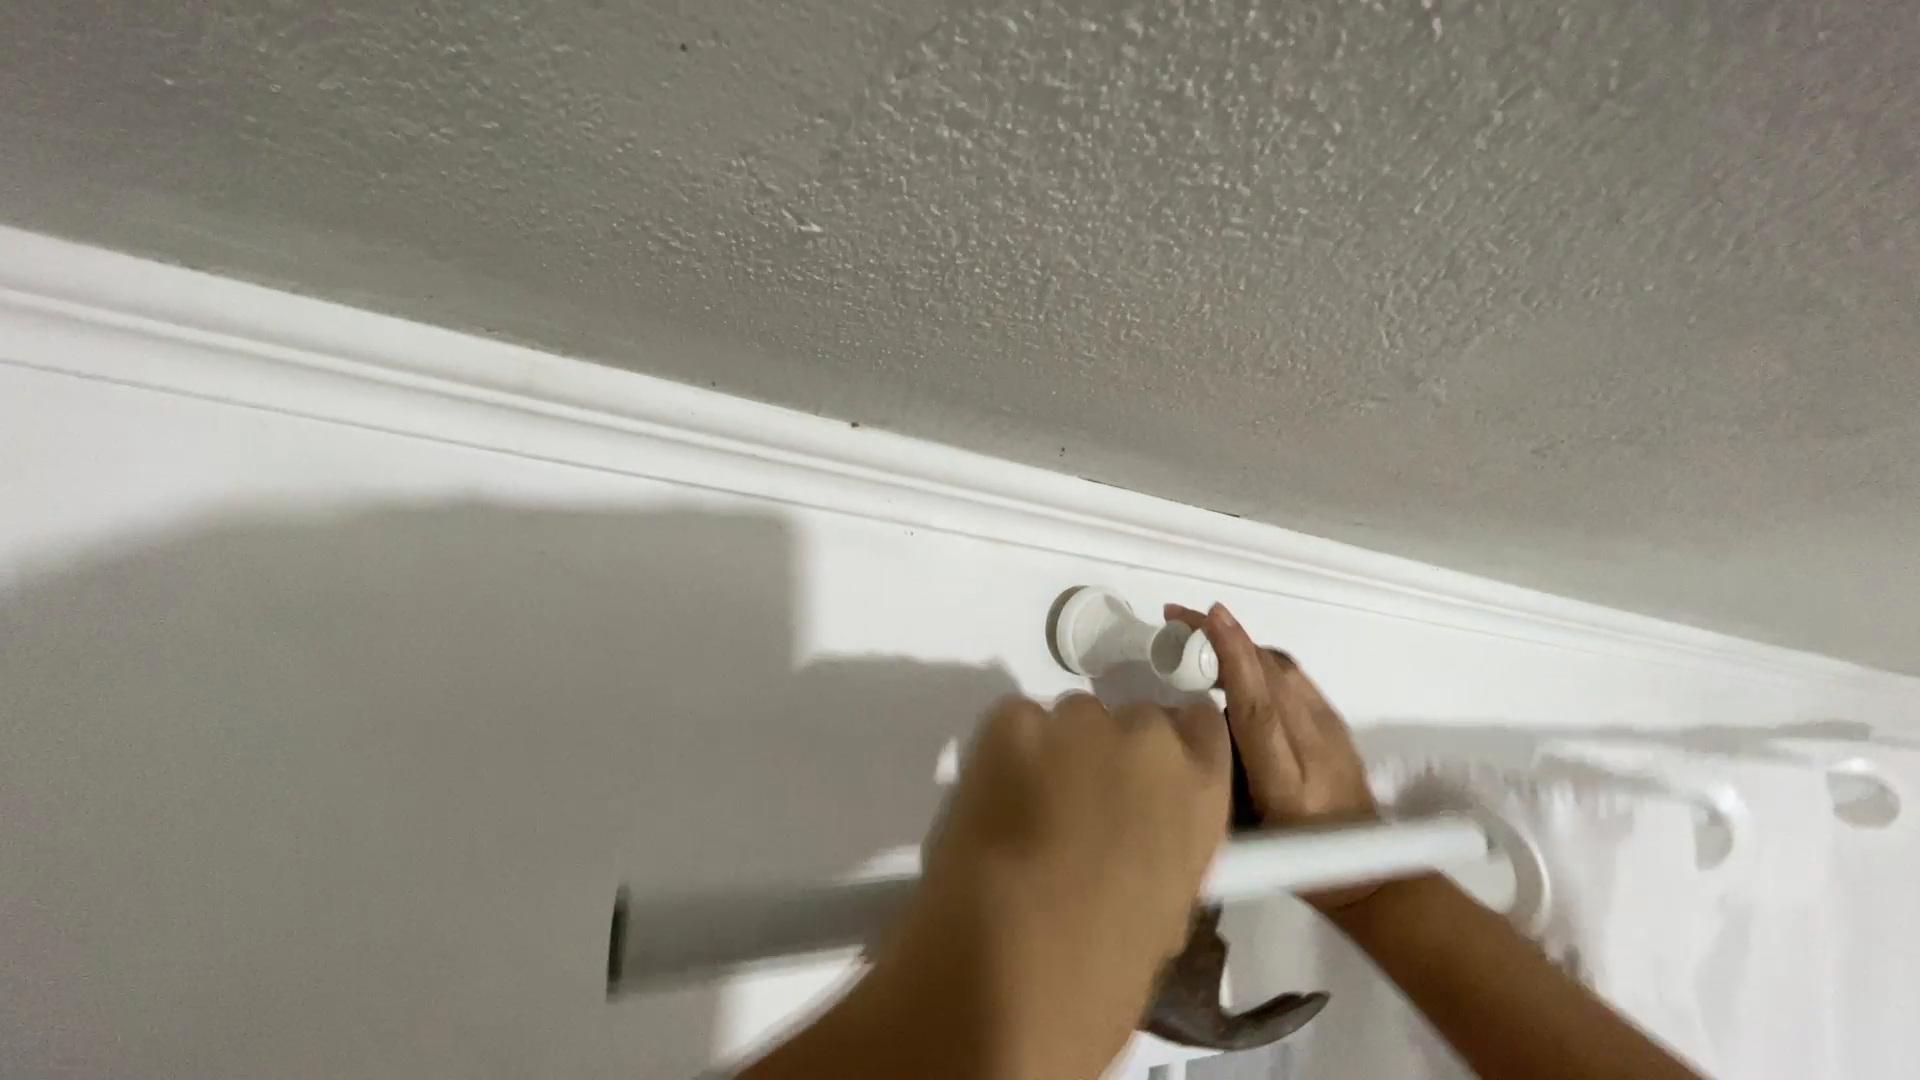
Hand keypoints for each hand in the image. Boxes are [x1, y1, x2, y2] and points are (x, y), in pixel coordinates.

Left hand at [865, 694, 1231, 1079]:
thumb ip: (1162, 842)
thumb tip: (1134, 833)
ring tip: (1025, 812)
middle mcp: (1147, 739)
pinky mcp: (1011, 722)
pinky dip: (1004, 752)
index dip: (1165, 747)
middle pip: (1127, 719)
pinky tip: (993, 803)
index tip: (1138, 774)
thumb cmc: (1101, 967)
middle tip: (1075, 805)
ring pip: (1067, 719)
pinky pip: (1013, 722)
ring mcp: (1077, 724)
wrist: (1010, 967)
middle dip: (1104, 753)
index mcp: (1200, 789)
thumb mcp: (1167, 905)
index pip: (1197, 724)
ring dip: (1053, 752)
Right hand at [1165, 602, 1379, 911]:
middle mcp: (1313, 745)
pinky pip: (1291, 676)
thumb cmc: (1292, 860)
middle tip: (1176, 618)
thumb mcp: (1243, 831)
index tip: (1210, 618)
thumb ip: (1221, 772)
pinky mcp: (1336, 723)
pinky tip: (1233, 662)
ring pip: (1282, 667)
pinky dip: (1257, 658)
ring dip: (1239, 642)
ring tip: (1197, 633)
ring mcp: (1331, 729)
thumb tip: (1194, 720)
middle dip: (1225, 635)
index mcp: (1285, 780)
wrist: (1369, 874)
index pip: (1257, 706)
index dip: (1233, 658)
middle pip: (1270, 673)